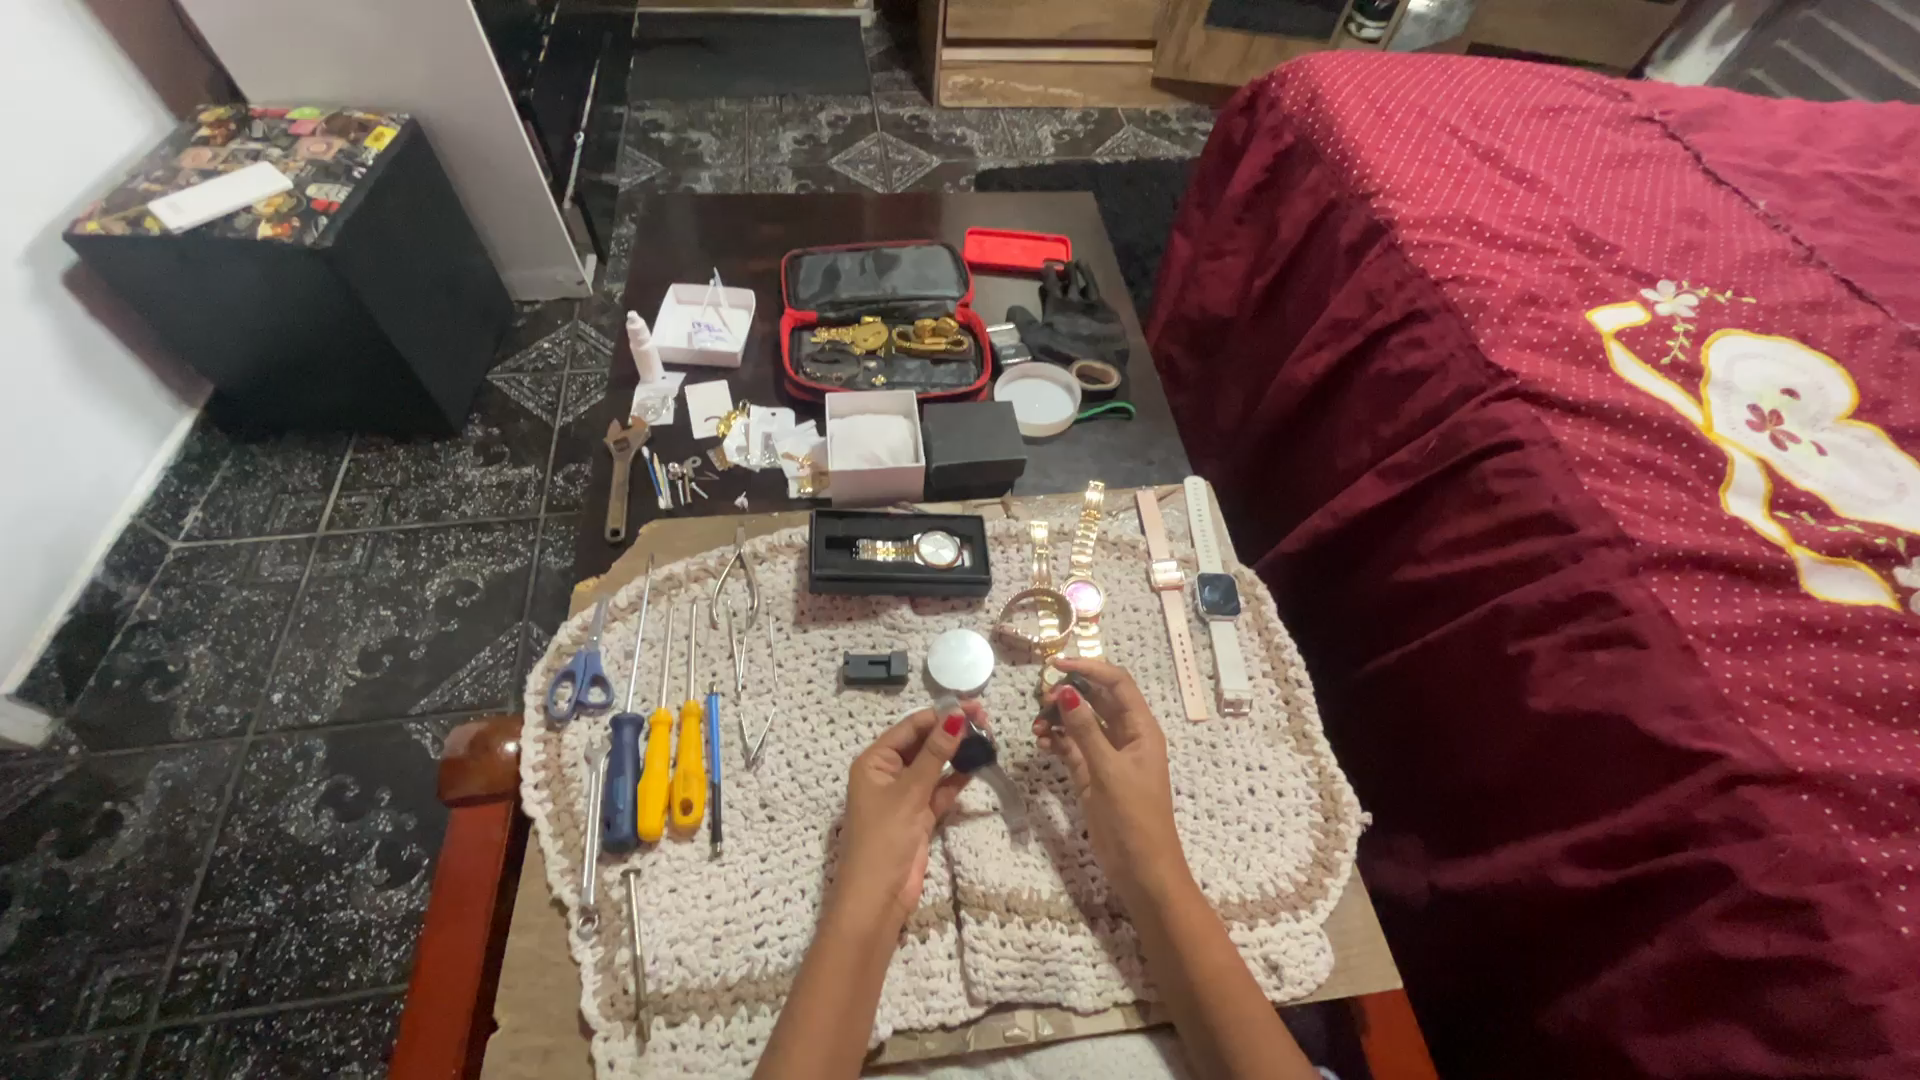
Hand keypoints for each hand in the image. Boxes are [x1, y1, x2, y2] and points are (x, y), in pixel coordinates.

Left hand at [831, 701, 979, 929]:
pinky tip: (979, 766)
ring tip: (988, 739)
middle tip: (986, 721)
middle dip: (952, 732)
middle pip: (924, 744)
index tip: (972, 706)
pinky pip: (941, 789)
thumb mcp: (910, 792)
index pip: (911, 727)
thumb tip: (956, 716)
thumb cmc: (884, 839)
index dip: (941, 715)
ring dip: (958, 754)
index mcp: (874, 761)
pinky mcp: (919, 816)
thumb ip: (936, 754)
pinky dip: (958, 779)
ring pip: (935, 766)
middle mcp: (887, 773)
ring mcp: (904, 795)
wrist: (877, 900)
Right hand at [1033, 658, 1188, 907]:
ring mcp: (1108, 755)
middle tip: (1040, 699)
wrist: (1142, 870)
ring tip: (1036, 726)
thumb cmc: (1134, 817)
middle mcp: (1126, 736)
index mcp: (1141, 729)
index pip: (1116, 683)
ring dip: (1059, 718)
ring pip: (1081, 722)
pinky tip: (1041, 743)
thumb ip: (1085, 730)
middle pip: (1096, 699)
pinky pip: (1072, 746)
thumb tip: (1065, 691)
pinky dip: (1057, 741)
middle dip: (1069, 693)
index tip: (1056, 665)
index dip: (1089, 668)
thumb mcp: (1109, 770)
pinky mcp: (1092, 774)